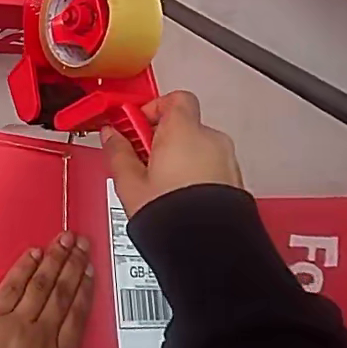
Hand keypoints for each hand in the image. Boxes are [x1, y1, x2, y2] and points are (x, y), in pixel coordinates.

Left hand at [0, 231, 95, 347]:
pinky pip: (11, 286)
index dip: (86, 291)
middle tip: (82, 243)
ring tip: (64, 239)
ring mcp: (15, 326)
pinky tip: (33, 254)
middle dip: (74, 264)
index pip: (78, 317)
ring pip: (41, 284)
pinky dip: (23, 268)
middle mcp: (42, 339)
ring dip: (55, 259)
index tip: (91, 272)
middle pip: (63, 293)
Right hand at [101, 91, 241, 215]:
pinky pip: (212, 166)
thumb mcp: (131, 183)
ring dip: (180, 157)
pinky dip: (196, 173)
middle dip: (162, 138)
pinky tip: (180, 196)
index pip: (173, 98)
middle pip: (184, 124)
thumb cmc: (172, 215)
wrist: (209, 249)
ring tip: (160, 185)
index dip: (152, 109)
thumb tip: (111, 136)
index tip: (134, 125)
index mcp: (184, 130)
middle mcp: (210, 138)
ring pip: (198, 146)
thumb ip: (119, 152)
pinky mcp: (235, 180)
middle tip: (142, 159)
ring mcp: (226, 159)